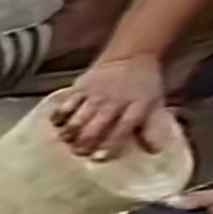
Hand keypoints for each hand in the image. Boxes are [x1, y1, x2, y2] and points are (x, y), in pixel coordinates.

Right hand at [52, 55, 166, 158]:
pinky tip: (57, 125)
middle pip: (95, 128)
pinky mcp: (80, 88)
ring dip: (69, 133)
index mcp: (137, 105)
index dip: (109, 145)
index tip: (98, 158)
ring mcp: (95, 94)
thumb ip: (152, 129)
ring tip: (65, 141)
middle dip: (84, 143)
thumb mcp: (154, 105)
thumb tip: (155, 152)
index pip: (122, 129)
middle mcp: (115, 101)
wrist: (132, 55)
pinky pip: (65, 105)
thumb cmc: (142, 86)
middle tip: (77, 152)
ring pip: (77, 119)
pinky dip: (59, 117)